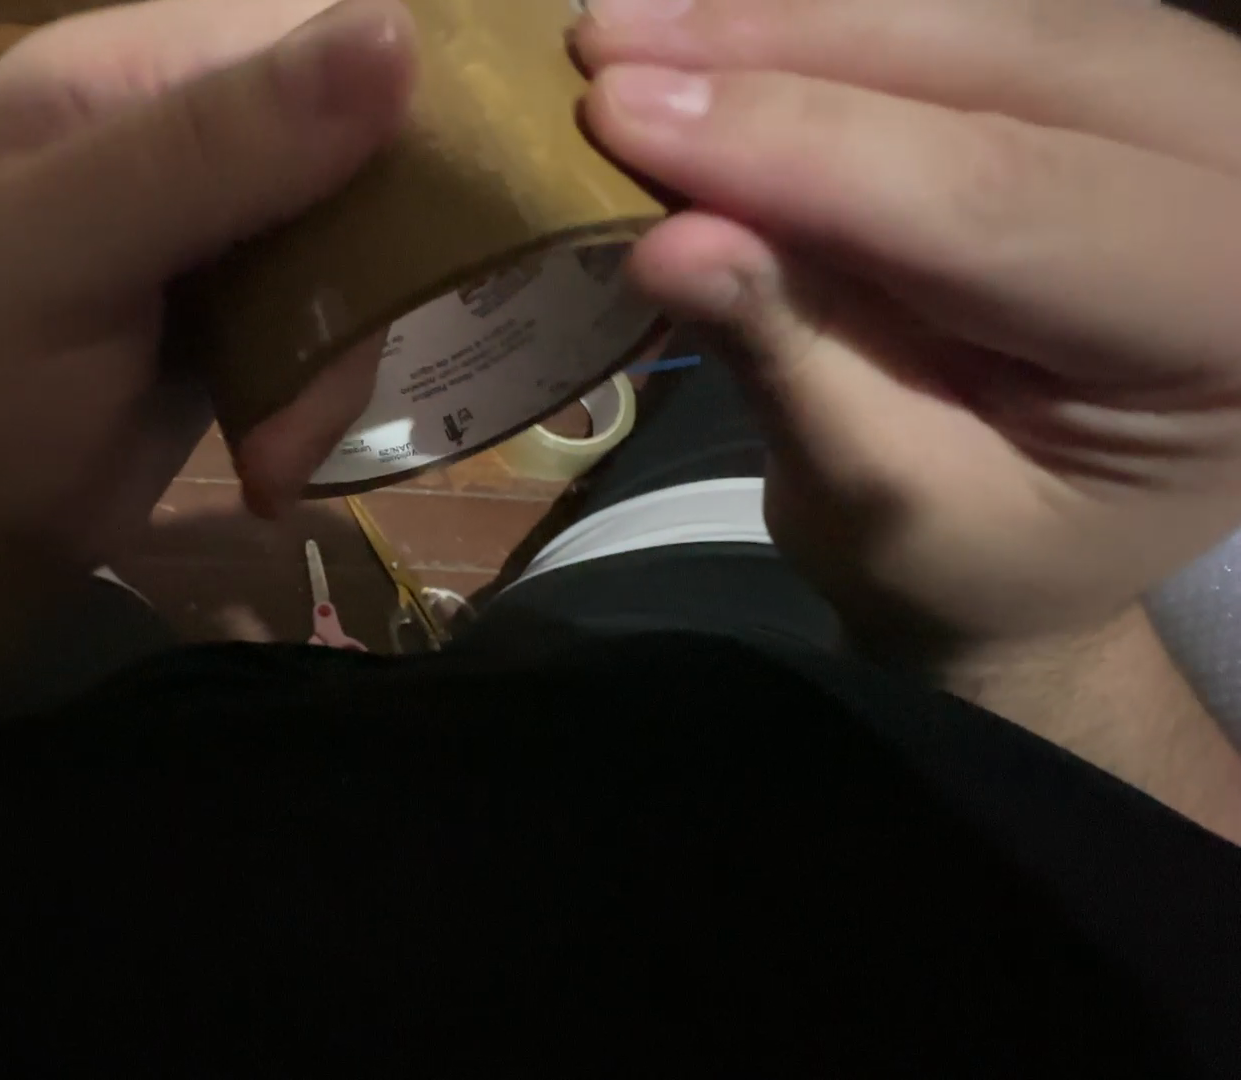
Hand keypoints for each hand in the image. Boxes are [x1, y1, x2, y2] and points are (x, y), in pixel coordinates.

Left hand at [0, 0, 415, 562]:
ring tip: (273, 458)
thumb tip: (395, 33)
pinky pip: (328, 333)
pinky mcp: (247, 318)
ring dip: (329, 378)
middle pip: (350, 165)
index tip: (407, 229)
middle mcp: (183, 142)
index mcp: (121, 76)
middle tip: (312, 396)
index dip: (380, 112)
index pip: (297, 35)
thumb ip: (201, 151)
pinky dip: (315, 405)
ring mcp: (222, 239)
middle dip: (350, 294)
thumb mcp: (57, 259)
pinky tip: (270, 462)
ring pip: (353, 268)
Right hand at [572, 0, 1240, 662]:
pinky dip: (828, 28)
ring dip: (788, 18)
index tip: (616, 112)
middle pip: (999, 64)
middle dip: (775, 51)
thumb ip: (784, 359)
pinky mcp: (1117, 104)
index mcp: (1220, 323)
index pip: (986, 199)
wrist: (1031, 561)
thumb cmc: (957, 562)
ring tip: (634, 26)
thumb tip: (664, 245)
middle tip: (607, 45)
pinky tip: (726, 26)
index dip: (785, 148)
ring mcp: (1202, 119)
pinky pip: (974, 31)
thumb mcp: (866, 492)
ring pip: (987, 18)